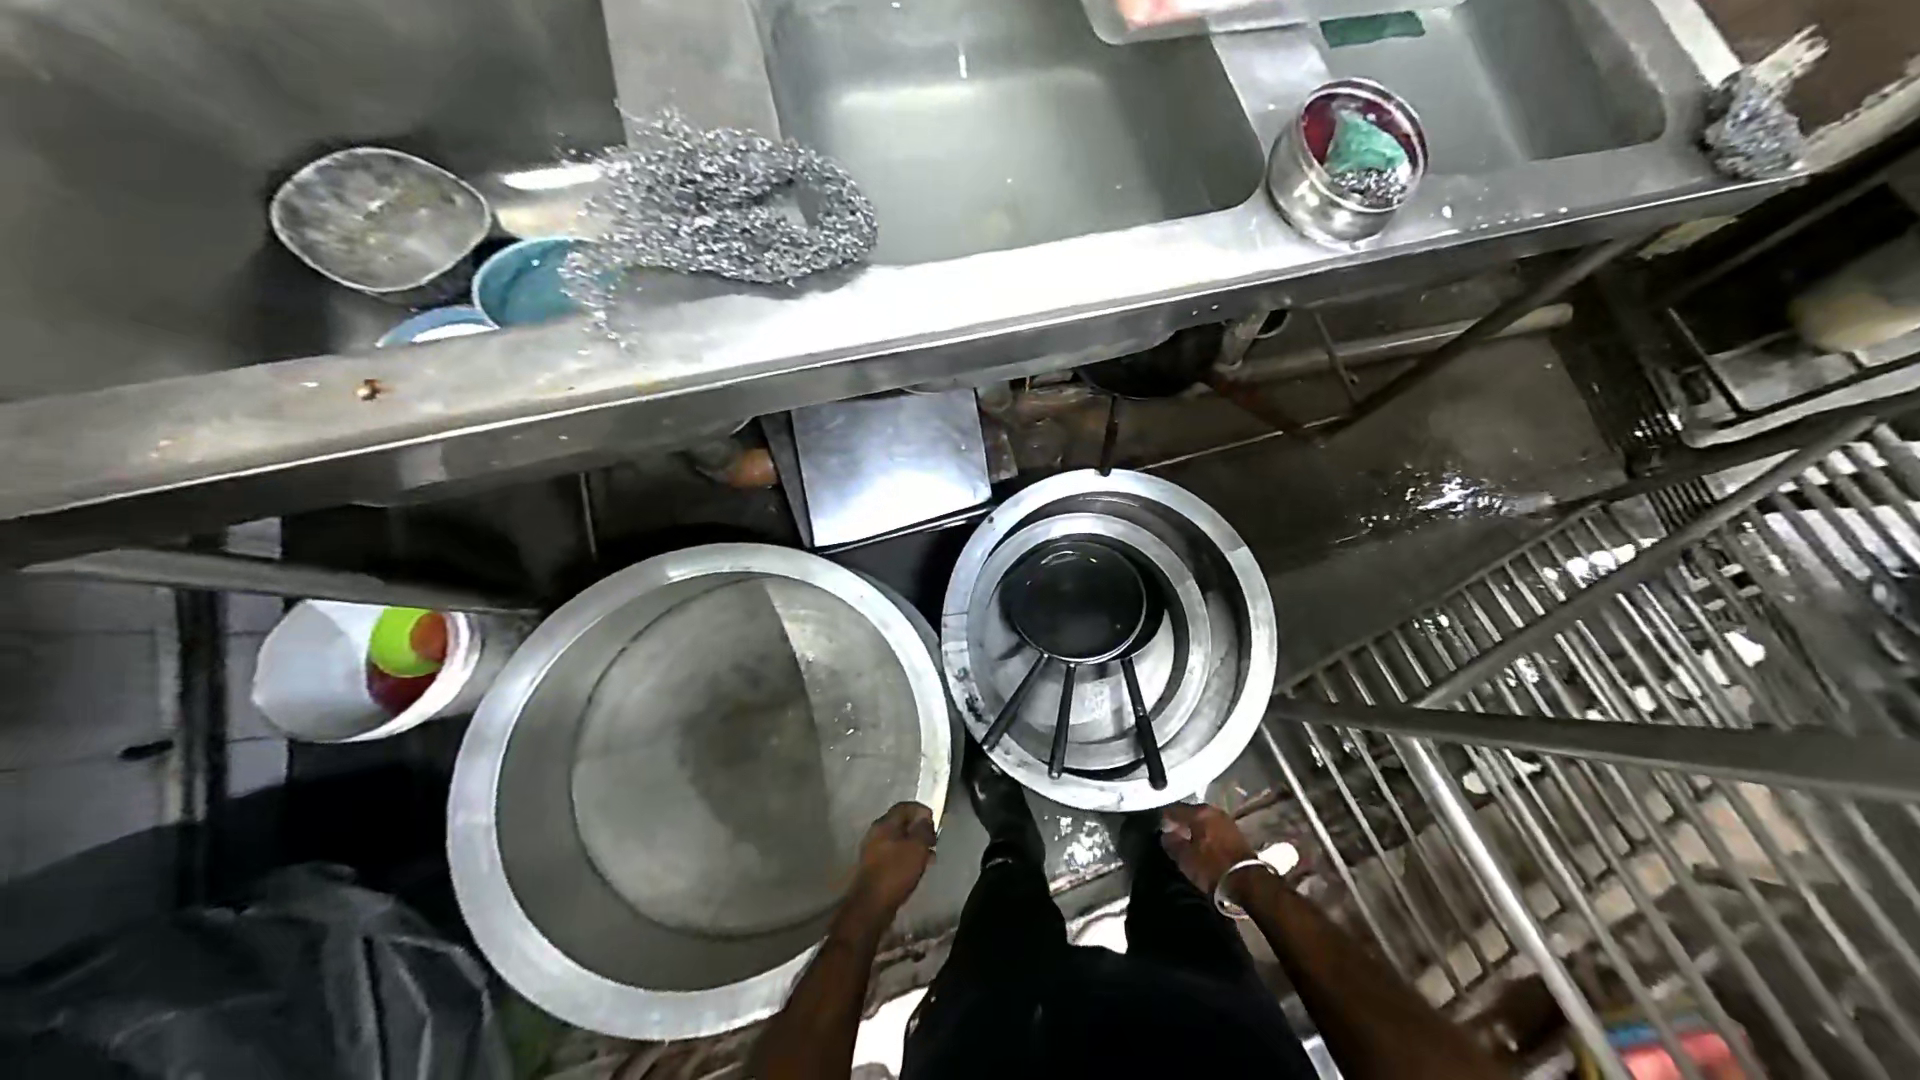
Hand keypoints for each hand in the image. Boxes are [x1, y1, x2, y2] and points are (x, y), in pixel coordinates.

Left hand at [847, 802, 936, 917]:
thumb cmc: (896, 872)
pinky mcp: (874, 867)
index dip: (922, 810)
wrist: (871, 906)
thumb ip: (923, 829)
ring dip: (914, 845)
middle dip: (919, 829)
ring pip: (898, 840)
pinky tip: (916, 868)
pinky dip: (906, 857)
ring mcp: (873, 851)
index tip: (935, 822)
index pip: (905, 806)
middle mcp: (876, 833)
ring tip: (929, 857)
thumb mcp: (916, 848)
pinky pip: (894, 855)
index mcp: (884, 824)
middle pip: (901, 823)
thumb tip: (924, 818)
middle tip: (933, 841)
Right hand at [1160, 802, 1257, 896]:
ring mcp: (1227, 820)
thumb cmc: (1212, 867)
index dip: (1164, 819)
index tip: (1160, 828)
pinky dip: (1206, 833)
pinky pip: (1214, 828)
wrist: (1248, 881)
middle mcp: (1213, 811)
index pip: (1174, 809)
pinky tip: (1203, 845)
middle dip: (1181, 822)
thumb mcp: (1185, 858)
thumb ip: (1171, 843)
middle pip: (1191, 813)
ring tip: (1188, 842)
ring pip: (1204, 820)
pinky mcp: (1236, 833)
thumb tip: (1166, 835)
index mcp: (1199, 812)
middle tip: (1173, 835)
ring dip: (1195, 828)